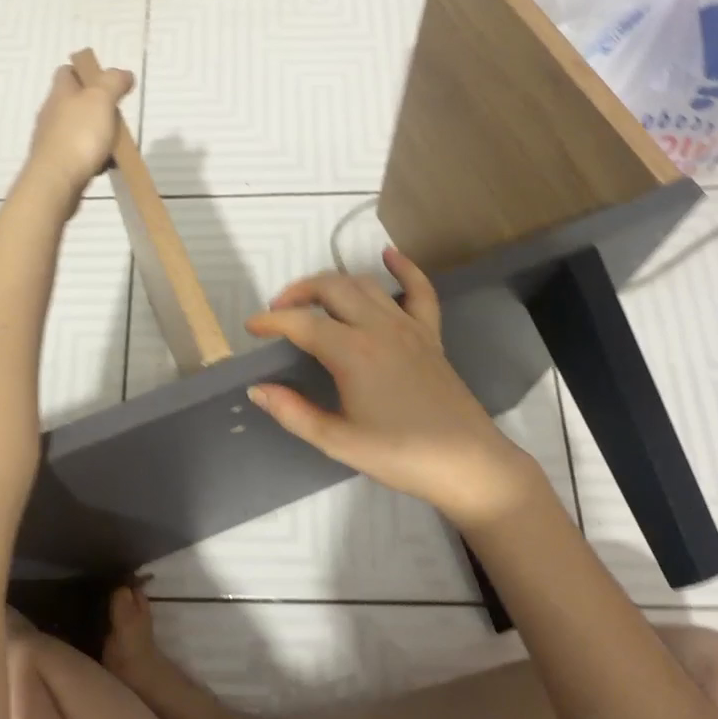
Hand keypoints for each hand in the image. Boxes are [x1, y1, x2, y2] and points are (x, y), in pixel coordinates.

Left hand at [21, 63, 134, 200]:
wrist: (56, 182)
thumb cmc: (79, 136)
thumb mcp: (101, 100)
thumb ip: (113, 83)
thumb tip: (123, 73)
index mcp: (60, 93)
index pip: (67, 72)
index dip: (87, 73)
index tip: (108, 84)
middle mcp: (52, 113)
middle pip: (75, 102)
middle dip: (98, 108)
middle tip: (118, 117)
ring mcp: (52, 140)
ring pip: (78, 129)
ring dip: (97, 134)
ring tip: (116, 144)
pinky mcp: (57, 164)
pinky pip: (79, 154)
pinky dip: (93, 156)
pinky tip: (105, 166)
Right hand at [245, 248, 551, 526]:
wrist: (466, 463)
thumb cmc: (400, 455)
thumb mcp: (338, 441)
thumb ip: (294, 412)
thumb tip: (258, 389)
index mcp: (353, 353)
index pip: (302, 323)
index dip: (271, 321)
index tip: (251, 327)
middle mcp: (379, 328)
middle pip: (332, 289)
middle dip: (299, 292)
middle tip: (278, 311)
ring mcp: (408, 327)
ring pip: (365, 285)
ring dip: (334, 282)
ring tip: (312, 298)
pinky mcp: (430, 335)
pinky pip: (419, 290)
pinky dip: (404, 268)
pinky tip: (389, 255)